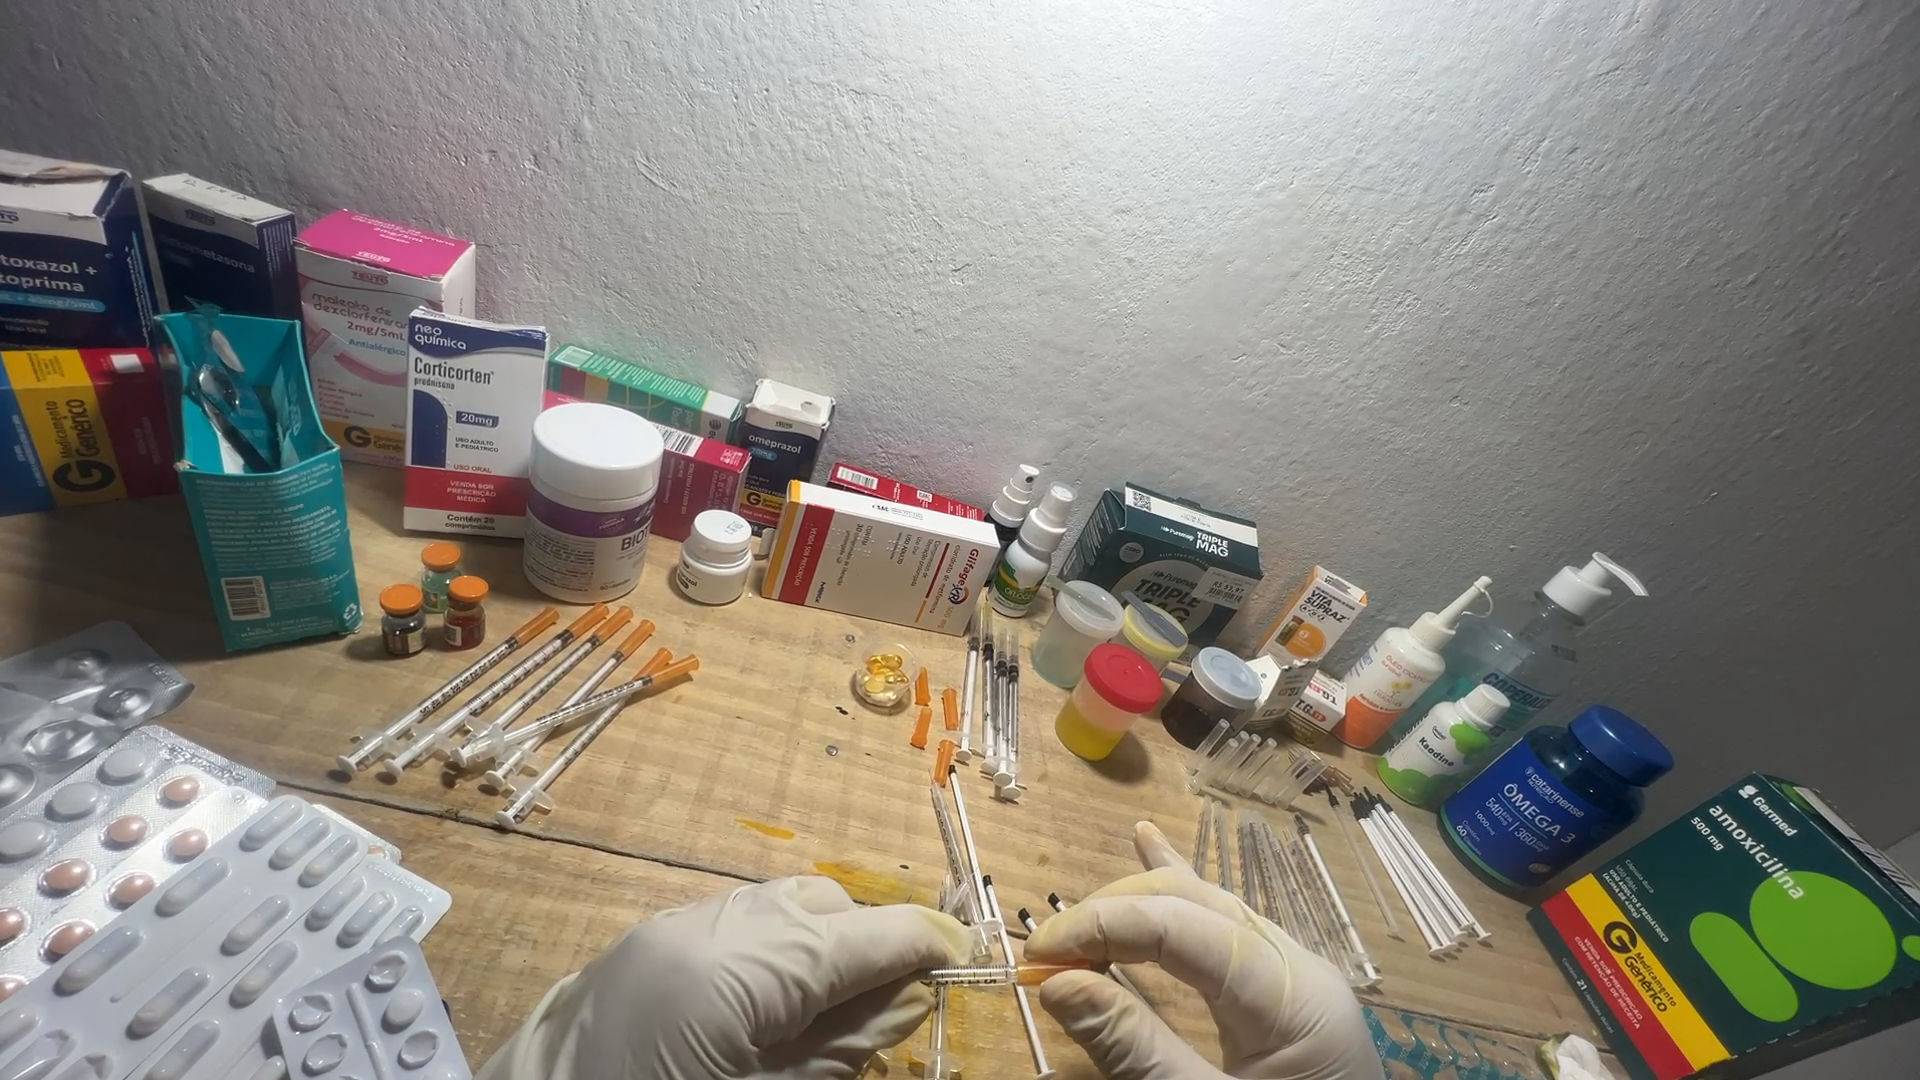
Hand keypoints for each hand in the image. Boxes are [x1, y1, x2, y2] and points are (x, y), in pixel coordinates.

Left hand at [477, 876, 971, 1079]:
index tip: (961, 954)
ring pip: (786, 900)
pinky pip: (745, 914)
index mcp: (745, 971)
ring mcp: (682, 922)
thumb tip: (906, 999)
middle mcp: (717, 924)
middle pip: (826, 903)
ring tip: (827, 1001)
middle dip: (868, 940)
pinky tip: (772, 993)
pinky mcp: (659, 932)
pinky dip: (779, 940)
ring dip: (824, 936)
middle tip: (888, 998)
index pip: (861, 936)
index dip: (919, 941)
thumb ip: (842, 1047)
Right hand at [1025, 822, 1382, 1079]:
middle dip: (1111, 915)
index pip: (1177, 924)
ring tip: (1076, 922)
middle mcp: (1295, 963)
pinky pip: (1220, 921)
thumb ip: (1135, 1048)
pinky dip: (1175, 884)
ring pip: (1200, 903)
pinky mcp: (1280, 986)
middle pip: (1187, 901)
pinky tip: (1145, 840)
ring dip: (1131, 906)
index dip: (1100, 926)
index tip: (1038, 954)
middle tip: (1049, 954)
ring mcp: (1292, 969)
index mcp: (1291, 996)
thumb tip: (1056, 983)